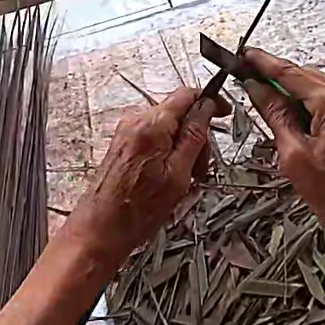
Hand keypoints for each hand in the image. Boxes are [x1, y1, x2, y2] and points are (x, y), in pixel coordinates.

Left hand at [60, 87, 223, 262]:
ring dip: (184, 147)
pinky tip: (170, 178)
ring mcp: (127, 132)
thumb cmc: (137, 210)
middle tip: (202, 167)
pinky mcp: (123, 144)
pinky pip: (154, 138)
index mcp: (152, 124)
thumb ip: (194, 136)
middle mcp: (136, 121)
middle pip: (178, 113)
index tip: (223, 113)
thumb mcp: (178, 174)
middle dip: (197, 136)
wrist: (100, 229)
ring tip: (186, 179)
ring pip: (168, 128)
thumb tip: (206, 107)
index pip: (186, 95)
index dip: (209, 102)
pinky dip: (168, 152)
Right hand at [239, 49, 324, 246]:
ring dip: (295, 90)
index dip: (265, 63)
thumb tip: (257, 89)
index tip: (246, 55)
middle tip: (252, 76)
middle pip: (307, 77)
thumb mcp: (294, 155)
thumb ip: (276, 116)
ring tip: (270, 97)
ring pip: (321, 88)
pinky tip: (298, 114)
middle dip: (278, 75)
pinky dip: (313, 102)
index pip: (291, 74)